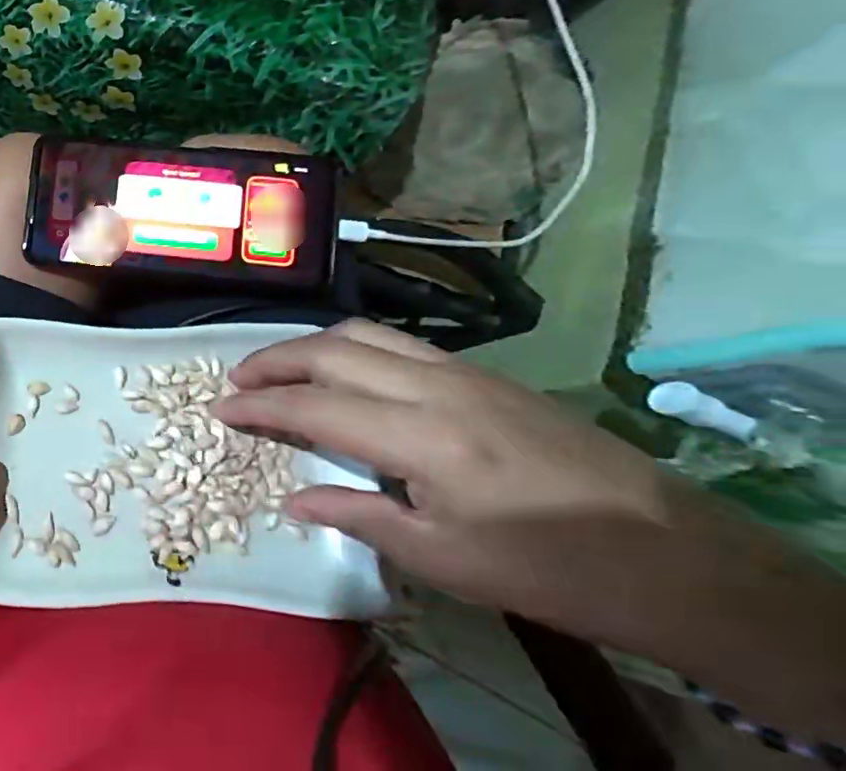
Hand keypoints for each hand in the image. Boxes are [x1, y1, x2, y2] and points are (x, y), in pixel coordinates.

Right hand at [214, 320, 845, 737]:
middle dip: (272, 361)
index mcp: (423, 438)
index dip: (259, 406)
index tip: (220, 409)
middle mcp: (436, 389)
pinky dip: (353, 346)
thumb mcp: (446, 559)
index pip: (313, 406)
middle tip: (237, 379)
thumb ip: (359, 516)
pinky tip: (346, 370)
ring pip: (365, 334)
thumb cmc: (554, 571)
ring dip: (310, 345)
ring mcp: (466, 374)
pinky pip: (399, 343)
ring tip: (280, 366)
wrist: (683, 560)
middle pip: (330, 351)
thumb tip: (293, 502)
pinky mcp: (488, 375)